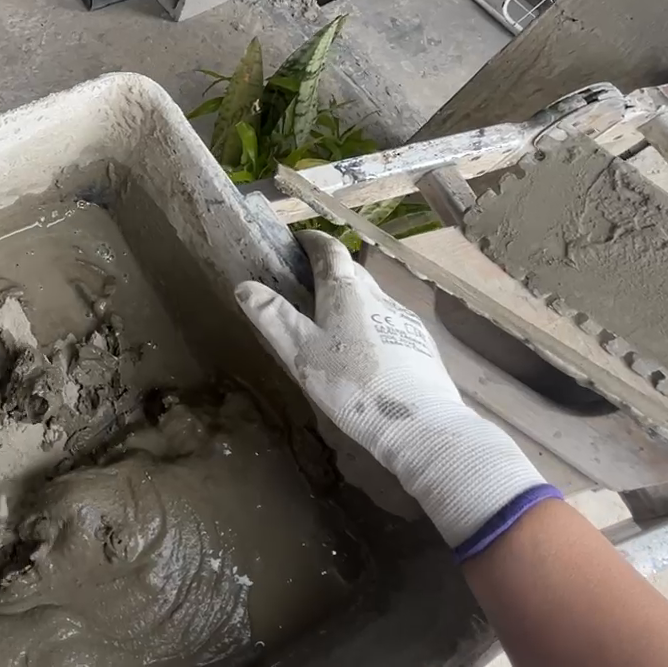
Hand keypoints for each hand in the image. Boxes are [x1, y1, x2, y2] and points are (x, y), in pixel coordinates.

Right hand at [235, 231, 553, 558]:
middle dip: (329, 271)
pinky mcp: (421, 346)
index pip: (330, 250)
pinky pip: (388, 324)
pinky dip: (370, 326)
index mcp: (346, 293)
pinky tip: (365, 356)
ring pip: (371, 299)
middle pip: (352, 272)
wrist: (423, 427)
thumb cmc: (353, 384)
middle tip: (305, 286)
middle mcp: (378, 297)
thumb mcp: (301, 352)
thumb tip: (244, 286)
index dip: (313, 241)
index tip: (297, 241)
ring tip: (332, 326)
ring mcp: (403, 321)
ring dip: (350, 301)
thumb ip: (273, 316)